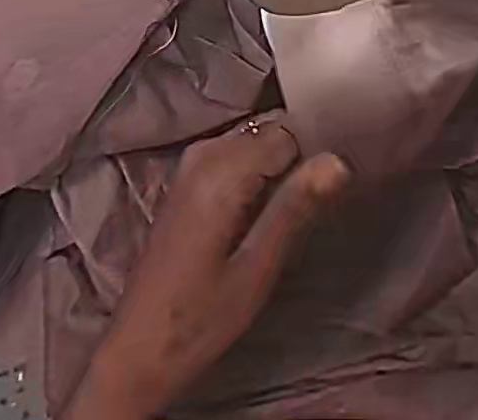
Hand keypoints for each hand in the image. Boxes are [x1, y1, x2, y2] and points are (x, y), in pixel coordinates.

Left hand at [66, 118, 350, 419]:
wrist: (138, 347)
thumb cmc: (201, 316)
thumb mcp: (257, 268)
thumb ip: (296, 207)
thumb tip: (339, 159)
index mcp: (221, 170)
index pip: (289, 132)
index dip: (314, 157)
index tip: (326, 192)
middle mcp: (204, 152)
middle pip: (270, 131)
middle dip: (297, 159)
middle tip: (310, 207)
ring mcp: (192, 161)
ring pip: (255, 139)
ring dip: (278, 166)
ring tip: (289, 211)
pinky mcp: (188, 175)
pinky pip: (237, 152)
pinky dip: (257, 170)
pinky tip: (263, 209)